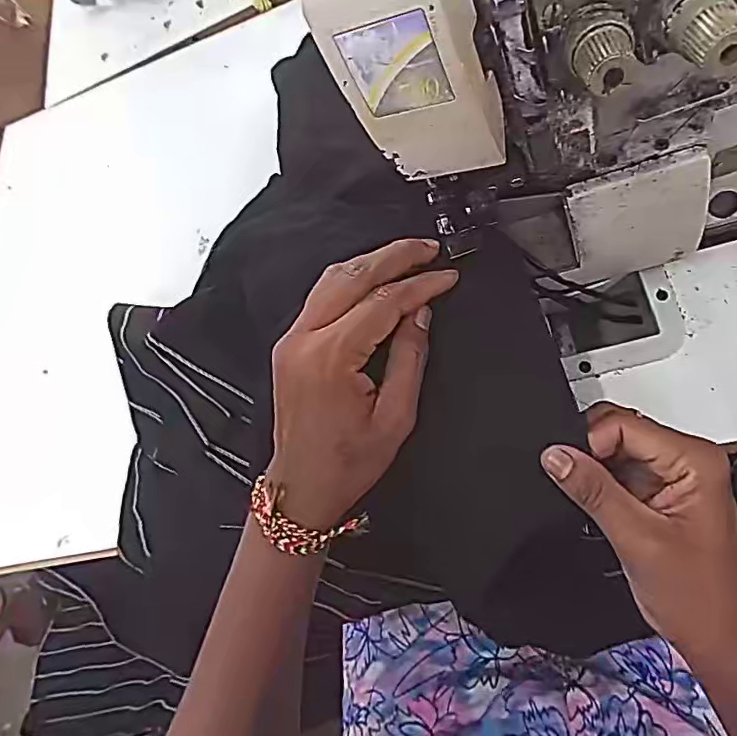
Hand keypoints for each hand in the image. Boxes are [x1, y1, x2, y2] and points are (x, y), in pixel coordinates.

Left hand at [268, 238, 458, 530]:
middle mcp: (304, 342)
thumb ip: (410, 357)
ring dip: (372, 261)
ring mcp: (292, 341)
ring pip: (332, 279)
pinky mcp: (291, 345)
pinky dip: (354, 279)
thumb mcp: (396, 416)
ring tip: (408, 256)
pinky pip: (323, 296)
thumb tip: (420, 314)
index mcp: (330, 359)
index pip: (383, 302)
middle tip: (428, 249)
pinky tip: (376, 277)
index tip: (445, 278)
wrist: (303, 486)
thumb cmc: (345, 462)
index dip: (420, 285)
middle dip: (395, 256)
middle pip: (352, 276)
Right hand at [541, 404, 736, 656]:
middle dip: (592, 454)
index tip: (568, 466)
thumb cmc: (699, 596)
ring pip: (618, 450)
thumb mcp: (636, 539)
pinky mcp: (663, 491)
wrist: (715, 636)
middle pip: (621, 430)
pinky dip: (606, 487)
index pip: (626, 424)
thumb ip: (592, 491)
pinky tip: (608, 513)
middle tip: (580, 487)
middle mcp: (690, 459)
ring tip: (603, 511)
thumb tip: (557, 457)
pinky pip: (622, 472)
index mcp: (696, 460)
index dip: (590, 443)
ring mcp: (676, 475)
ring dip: (599, 473)